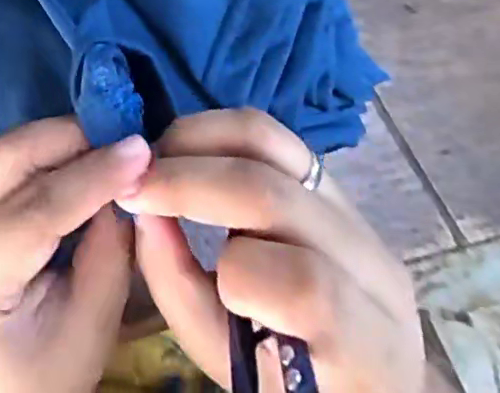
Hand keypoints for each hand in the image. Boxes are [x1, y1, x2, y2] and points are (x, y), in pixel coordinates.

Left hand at [0, 117, 152, 392]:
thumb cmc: (38, 375)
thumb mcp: (88, 329)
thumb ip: (108, 251)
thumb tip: (128, 182)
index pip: (38, 207)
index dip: (94, 172)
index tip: (142, 148)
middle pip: (12, 158)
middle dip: (74, 138)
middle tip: (128, 137)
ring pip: (8, 149)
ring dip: (61, 138)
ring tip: (111, 143)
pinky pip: (5, 159)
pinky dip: (47, 149)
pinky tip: (82, 152)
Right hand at [120, 109, 423, 392]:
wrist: (365, 364)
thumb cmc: (292, 381)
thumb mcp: (233, 365)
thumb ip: (182, 290)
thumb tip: (141, 211)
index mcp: (364, 341)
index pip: (305, 284)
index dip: (232, 265)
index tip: (173, 258)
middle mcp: (366, 258)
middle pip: (270, 189)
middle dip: (185, 178)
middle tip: (132, 183)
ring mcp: (349, 205)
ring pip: (267, 137)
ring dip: (194, 137)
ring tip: (157, 162)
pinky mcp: (326, 174)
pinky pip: (266, 132)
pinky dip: (213, 133)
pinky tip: (188, 156)